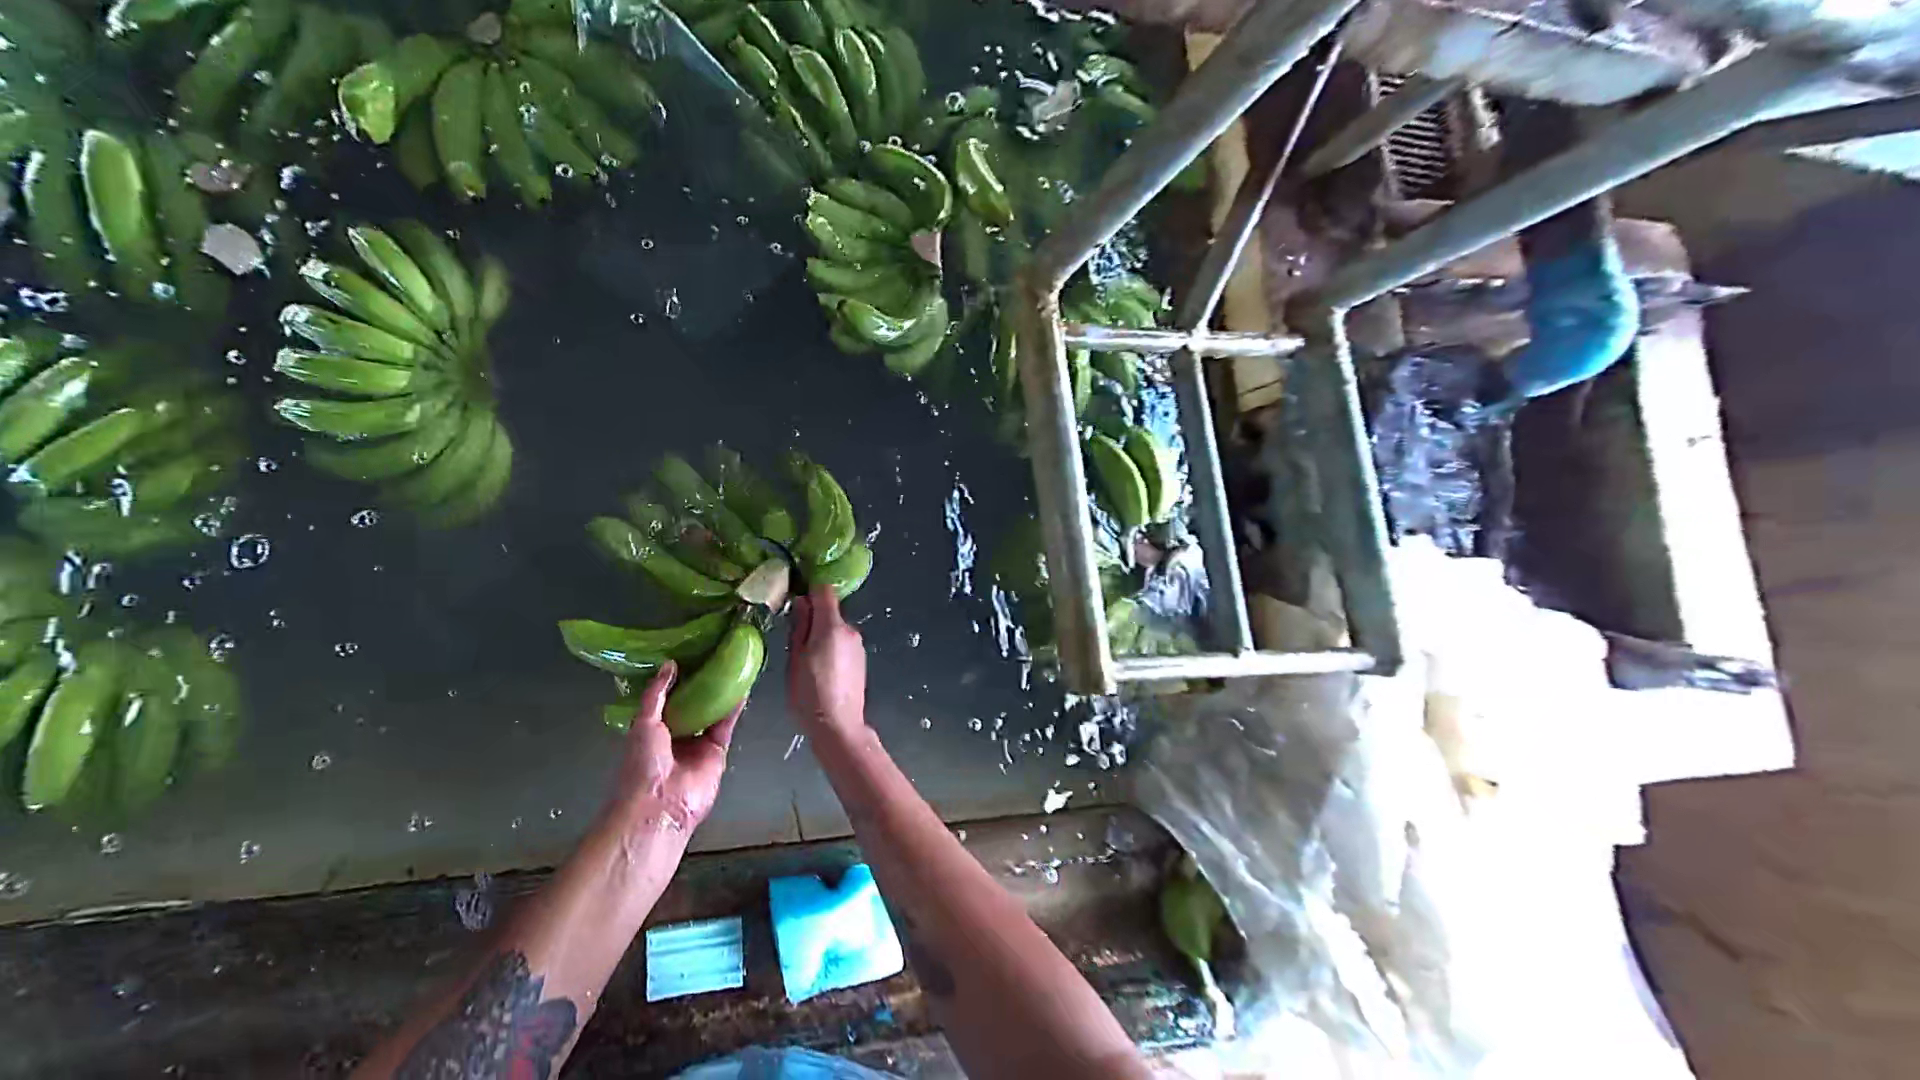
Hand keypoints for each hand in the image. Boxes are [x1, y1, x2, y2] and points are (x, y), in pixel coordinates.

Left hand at [607, 662, 741, 836]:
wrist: (660, 804)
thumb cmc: (642, 764)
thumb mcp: (642, 723)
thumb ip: (656, 693)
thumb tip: (669, 664)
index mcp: (651, 730)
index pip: (667, 699)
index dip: (677, 680)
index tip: (687, 656)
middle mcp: (675, 735)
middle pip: (692, 704)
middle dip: (700, 684)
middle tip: (712, 657)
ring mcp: (697, 743)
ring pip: (711, 712)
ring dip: (720, 693)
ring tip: (730, 667)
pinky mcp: (717, 750)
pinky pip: (726, 725)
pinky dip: (734, 708)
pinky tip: (741, 688)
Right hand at [789, 585, 866, 736]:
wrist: (839, 726)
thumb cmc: (810, 694)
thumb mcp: (795, 659)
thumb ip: (800, 626)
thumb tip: (802, 602)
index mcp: (831, 627)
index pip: (824, 591)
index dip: (809, 590)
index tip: (796, 596)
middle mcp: (850, 631)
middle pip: (831, 611)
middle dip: (814, 617)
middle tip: (794, 637)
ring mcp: (858, 645)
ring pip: (836, 628)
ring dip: (823, 634)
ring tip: (807, 659)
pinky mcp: (861, 659)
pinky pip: (843, 643)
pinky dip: (832, 647)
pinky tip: (822, 669)